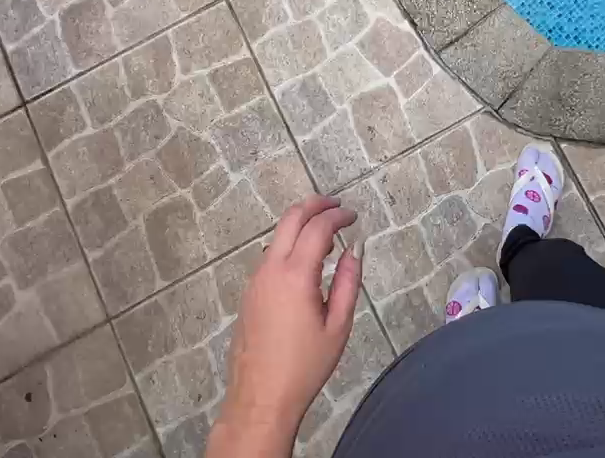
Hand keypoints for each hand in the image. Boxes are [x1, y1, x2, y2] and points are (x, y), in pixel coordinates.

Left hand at [208, 197, 362, 457]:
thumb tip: (355, 249)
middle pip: (291, 217)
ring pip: (278, 234)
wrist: (260, 399)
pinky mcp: (250, 292)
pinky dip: (290, 244)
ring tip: (328, 238)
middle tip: (338, 206)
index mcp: (296, 275)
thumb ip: (349, 281)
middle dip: (316, 204)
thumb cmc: (305, 366)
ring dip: (302, 224)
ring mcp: (256, 279)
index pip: (318, 227)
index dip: (338, 215)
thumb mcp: (338, 326)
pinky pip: (271, 254)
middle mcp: (271, 269)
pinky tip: (307, 263)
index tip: (354, 216)